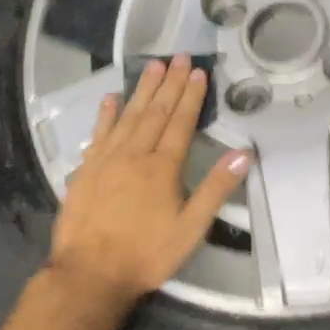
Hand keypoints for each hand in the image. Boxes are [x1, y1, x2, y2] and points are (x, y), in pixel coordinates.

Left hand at [48, 55, 251, 306]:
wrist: (90, 273)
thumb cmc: (146, 254)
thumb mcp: (191, 228)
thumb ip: (216, 189)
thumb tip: (244, 154)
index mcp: (163, 167)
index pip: (180, 123)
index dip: (190, 97)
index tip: (198, 72)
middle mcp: (134, 154)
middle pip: (155, 112)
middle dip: (170, 84)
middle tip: (179, 57)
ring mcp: (106, 160)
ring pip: (128, 116)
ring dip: (142, 90)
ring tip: (154, 66)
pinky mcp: (85, 170)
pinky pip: (98, 133)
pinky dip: (106, 114)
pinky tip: (111, 98)